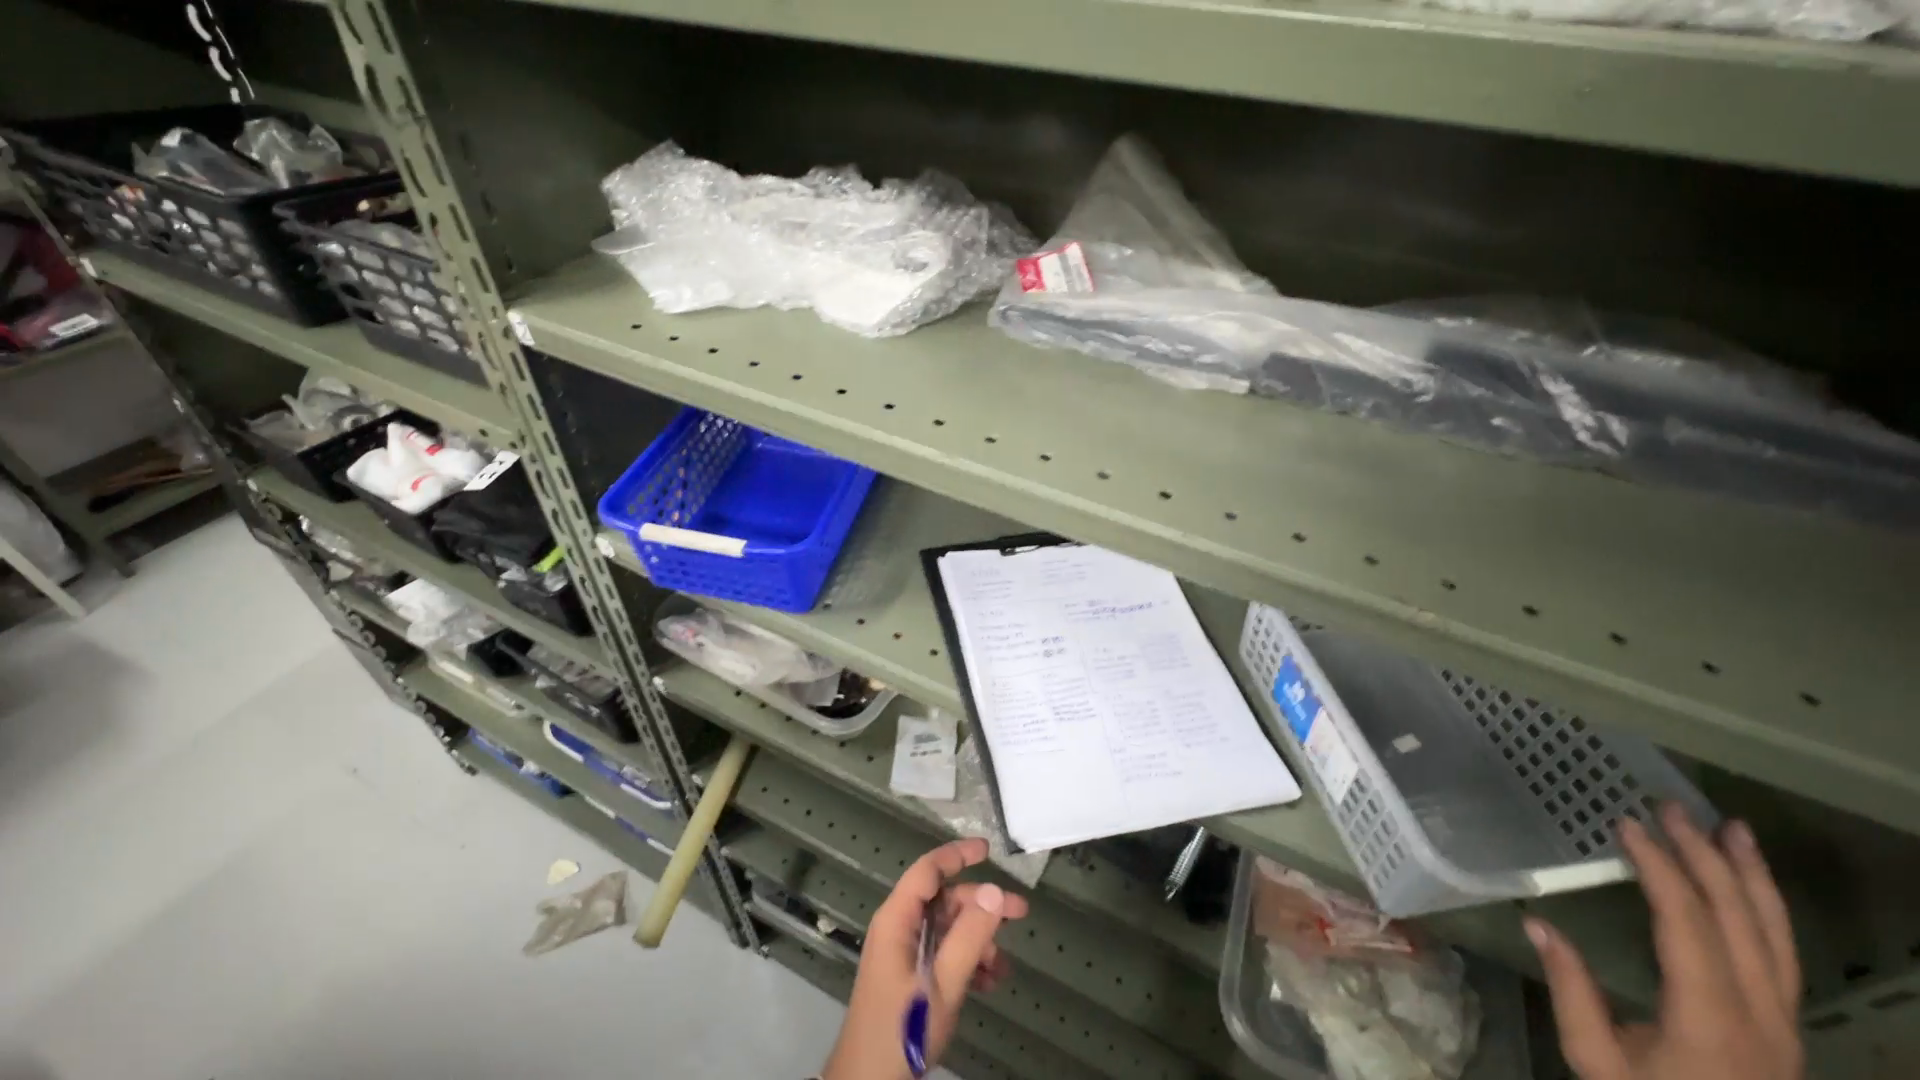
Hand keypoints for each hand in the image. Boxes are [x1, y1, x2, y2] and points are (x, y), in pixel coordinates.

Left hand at [821, 837, 1030, 1079]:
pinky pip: (943, 955)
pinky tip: (990, 982)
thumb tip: (995, 891)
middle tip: (1021, 913)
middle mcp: (898, 930)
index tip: (988, 849)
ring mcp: (903, 955)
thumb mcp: (942, 983)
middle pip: (943, 901)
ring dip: (978, 940)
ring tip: (1003, 965)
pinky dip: (968, 963)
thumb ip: (969, 936)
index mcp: (896, 920)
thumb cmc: (901, 1028)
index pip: (927, 871)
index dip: (956, 855)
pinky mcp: (909, 979)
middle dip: (981, 906)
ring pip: (947, 930)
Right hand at [1527, 802, 1803, 1079]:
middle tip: (1670, 807)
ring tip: (1730, 828)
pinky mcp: (1785, 1025)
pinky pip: (1783, 952)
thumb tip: (1538, 923)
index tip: (1627, 825)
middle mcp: (1760, 1011)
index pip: (1690, 923)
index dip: (1661, 868)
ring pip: (1776, 933)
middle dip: (1705, 856)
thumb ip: (1571, 993)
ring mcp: (1783, 1019)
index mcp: (1710, 1017)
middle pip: (1740, 918)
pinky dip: (1768, 908)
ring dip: (1751, 875)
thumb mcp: (1596, 1062)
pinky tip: (1749, 884)